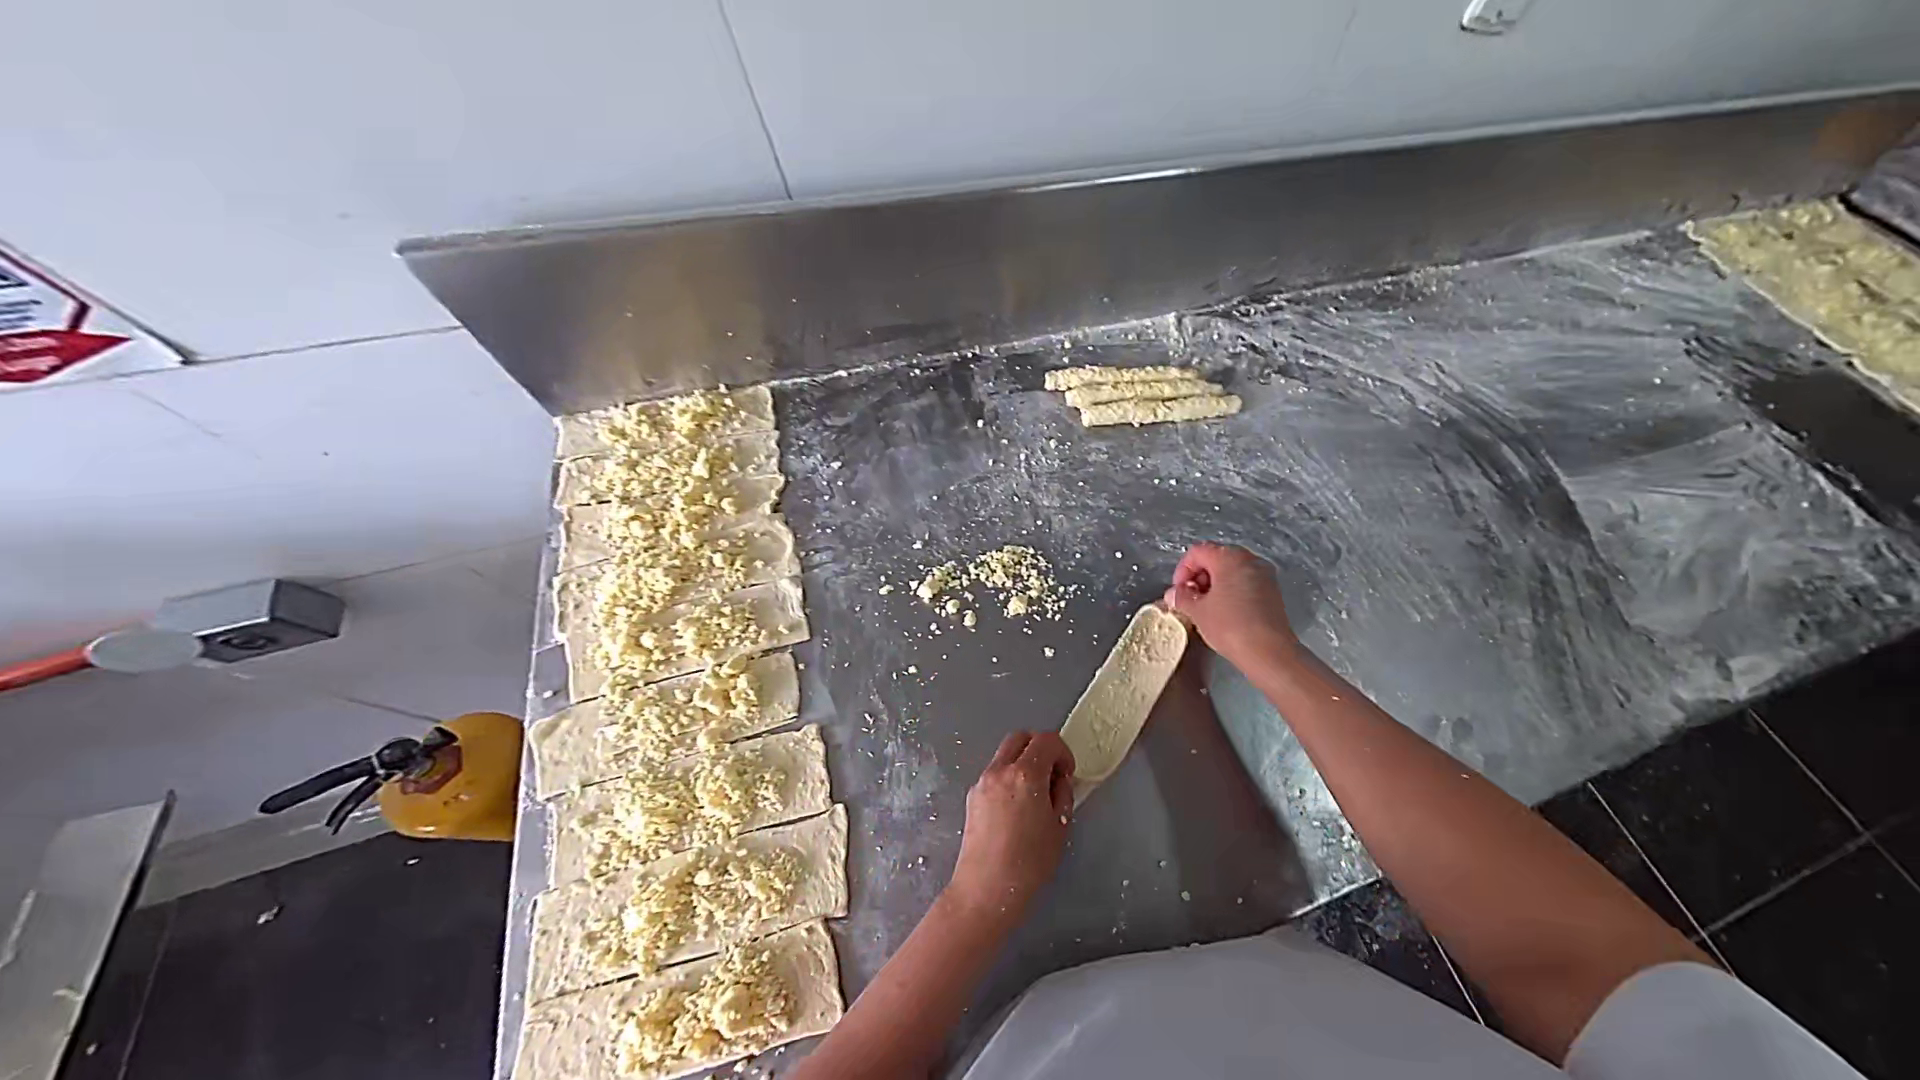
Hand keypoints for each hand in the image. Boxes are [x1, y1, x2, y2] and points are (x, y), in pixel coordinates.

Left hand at [946, 732, 1074, 921]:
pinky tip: (1015, 809)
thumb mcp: (1059, 827)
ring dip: (1022, 762)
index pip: (1046, 740)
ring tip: (1034, 795)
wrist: (986, 889)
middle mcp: (999, 770)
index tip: (1067, 773)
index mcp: (1024, 775)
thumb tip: (1058, 781)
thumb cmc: (1029, 863)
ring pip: (1005, 754)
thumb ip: (1062, 795)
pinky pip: (994, 774)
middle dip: (1040, 748)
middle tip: (1051, 775)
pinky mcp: (972, 795)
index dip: (1062, 752)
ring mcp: (982, 781)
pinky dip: (1008, 778)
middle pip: (1020, 737)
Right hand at [1163, 543, 1298, 666]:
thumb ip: (1182, 597)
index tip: (1178, 591)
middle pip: (1216, 558)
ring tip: (1205, 608)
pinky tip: (1224, 614)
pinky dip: (1231, 592)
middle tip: (1189, 598)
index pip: (1197, 552)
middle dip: (1198, 577)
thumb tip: (1174, 594)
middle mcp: (1250, 560)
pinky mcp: (1272, 593)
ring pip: (1231, 571)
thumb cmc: (1230, 626)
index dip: (1182, 570)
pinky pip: (1245, 583)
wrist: (1269, 652)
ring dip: (1214, 585)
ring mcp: (1264, 576)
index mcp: (1229, 558)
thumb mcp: (1197, 611)